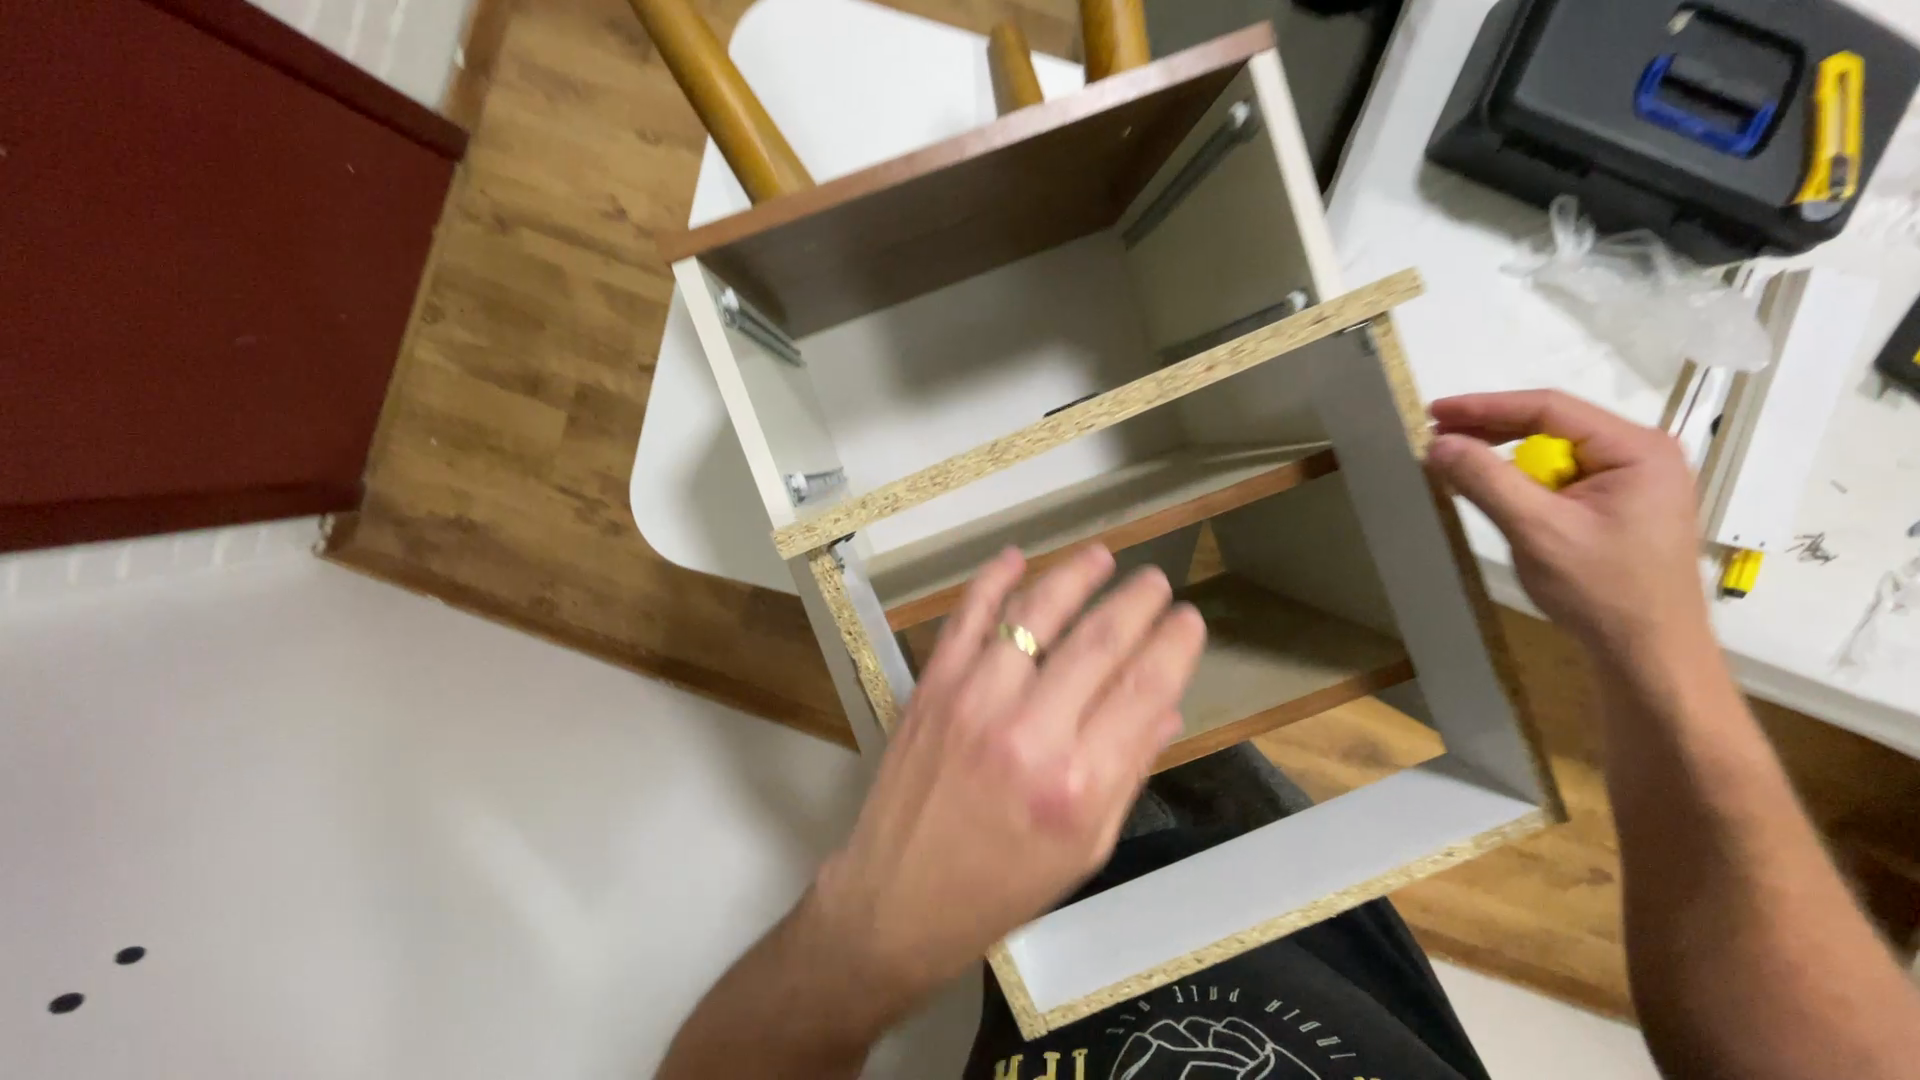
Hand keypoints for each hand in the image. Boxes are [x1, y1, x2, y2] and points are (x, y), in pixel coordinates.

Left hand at [806, 544, 1205, 1019]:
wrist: (898, 900)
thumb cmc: (1003, 887)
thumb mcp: (1087, 849)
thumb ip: (1129, 771)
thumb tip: (1164, 703)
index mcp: (1079, 784)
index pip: (1144, 688)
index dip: (1174, 643)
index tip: (1188, 619)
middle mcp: (1030, 734)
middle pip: (1098, 642)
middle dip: (1136, 601)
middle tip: (1155, 580)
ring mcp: (973, 703)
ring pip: (1034, 617)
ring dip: (1073, 576)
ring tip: (1102, 555)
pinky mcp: (931, 689)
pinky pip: (966, 620)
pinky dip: (992, 582)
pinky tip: (1015, 557)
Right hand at [1426, 391, 1707, 657]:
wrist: (1647, 651)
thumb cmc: (1600, 589)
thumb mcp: (1536, 530)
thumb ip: (1487, 480)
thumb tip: (1438, 443)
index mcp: (1636, 448)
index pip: (1549, 408)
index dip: (1486, 407)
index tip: (1434, 413)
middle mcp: (1641, 454)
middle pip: (1552, 425)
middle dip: (1491, 431)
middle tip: (1436, 439)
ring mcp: (1633, 481)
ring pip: (1554, 452)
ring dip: (1503, 459)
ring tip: (1456, 466)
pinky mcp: (1619, 506)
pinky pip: (1561, 478)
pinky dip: (1521, 481)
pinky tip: (1493, 491)